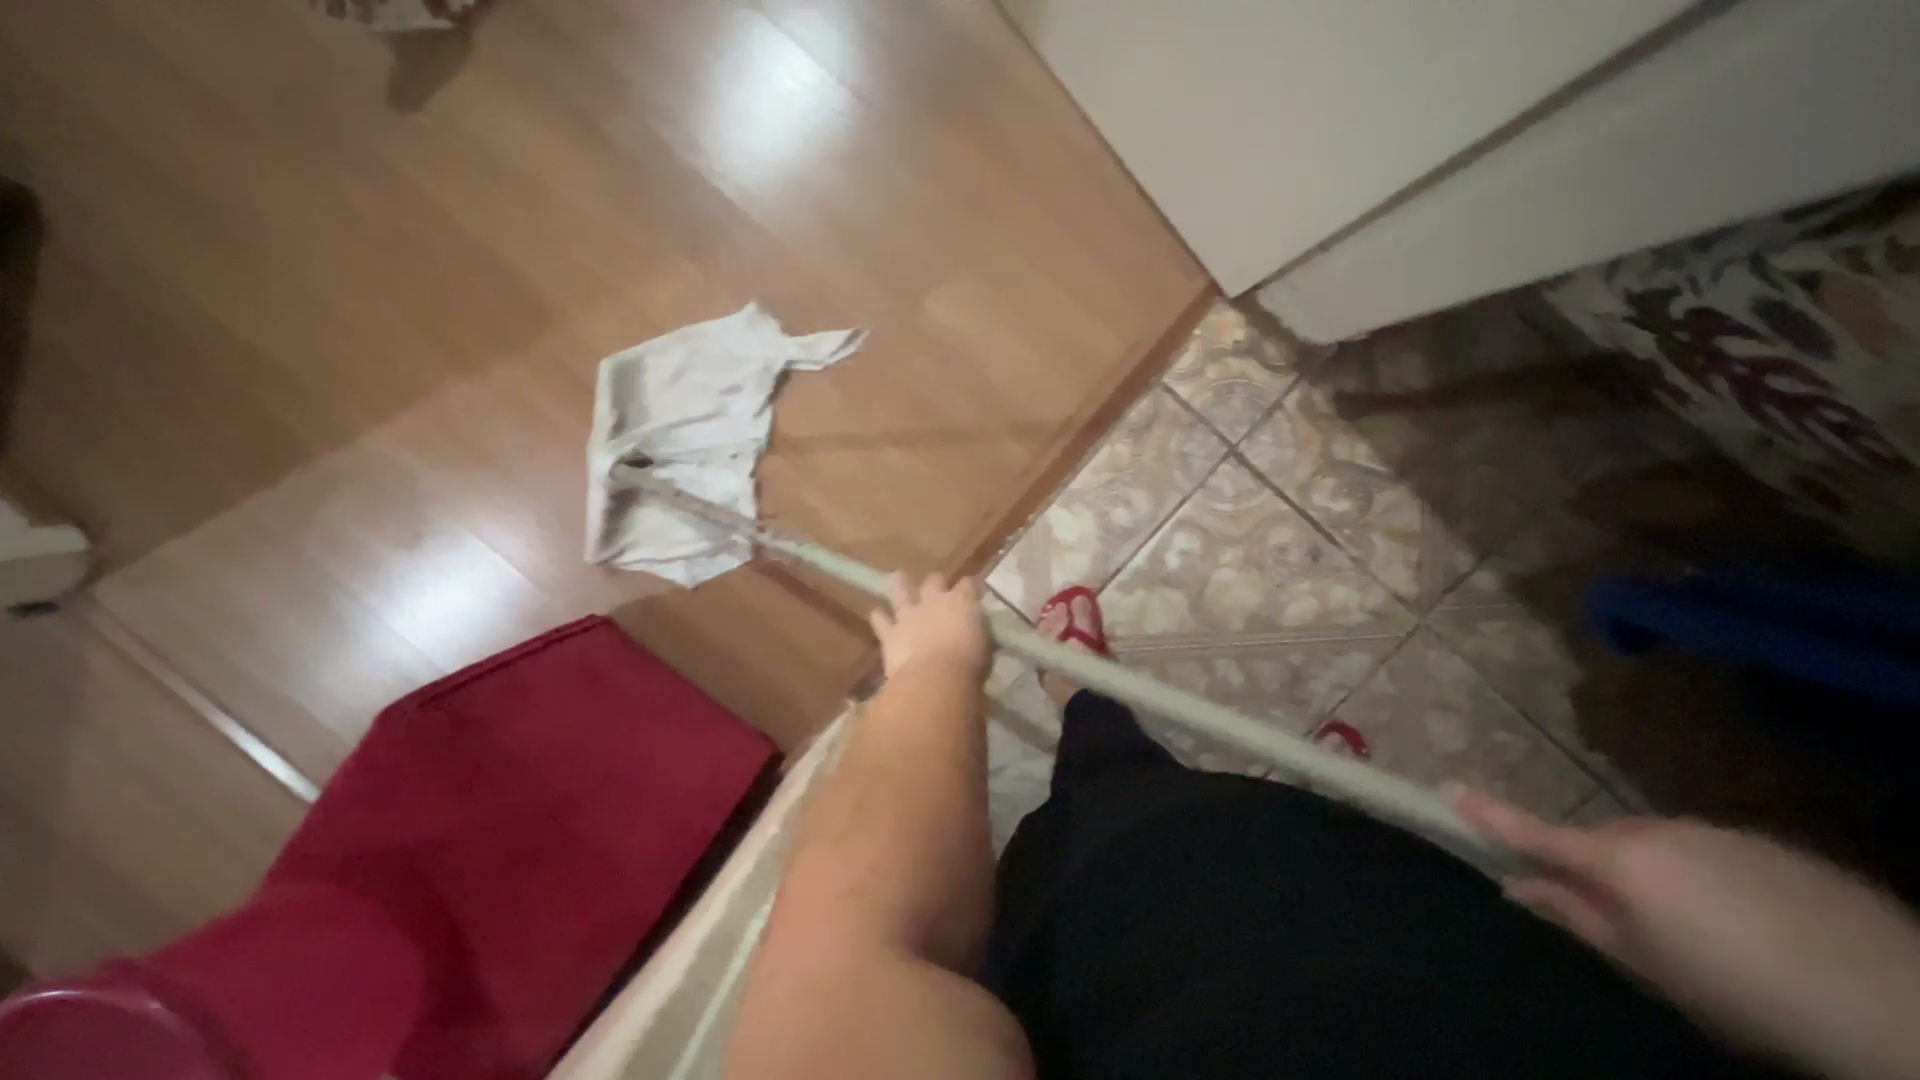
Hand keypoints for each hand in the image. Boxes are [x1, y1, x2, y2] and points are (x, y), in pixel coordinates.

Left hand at [869, 573, 989, 680]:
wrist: (934, 678)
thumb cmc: (969, 665)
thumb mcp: (985, 650)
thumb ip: (979, 637)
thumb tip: (978, 638)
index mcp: (962, 602)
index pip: (968, 584)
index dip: (970, 587)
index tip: (974, 592)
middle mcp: (934, 601)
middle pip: (934, 580)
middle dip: (936, 583)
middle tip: (938, 590)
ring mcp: (909, 614)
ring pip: (900, 589)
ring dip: (899, 584)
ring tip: (897, 579)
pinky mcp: (890, 632)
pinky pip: (880, 619)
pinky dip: (880, 617)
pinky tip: (878, 615)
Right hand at [1452, 787, 1919, 1079]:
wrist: (1892, 1000)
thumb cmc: (1738, 991)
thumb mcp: (1645, 965)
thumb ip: (1575, 916)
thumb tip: (1517, 885)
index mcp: (1618, 861)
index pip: (1534, 831)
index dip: (1487, 813)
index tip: (1446, 787)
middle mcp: (1658, 830)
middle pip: (1602, 841)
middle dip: (1596, 868)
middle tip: (1618, 921)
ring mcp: (1717, 831)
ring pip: (1660, 847)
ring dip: (1657, 876)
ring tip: (1700, 936)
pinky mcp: (1770, 844)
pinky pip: (1710, 853)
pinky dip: (1708, 880)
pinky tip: (1750, 927)